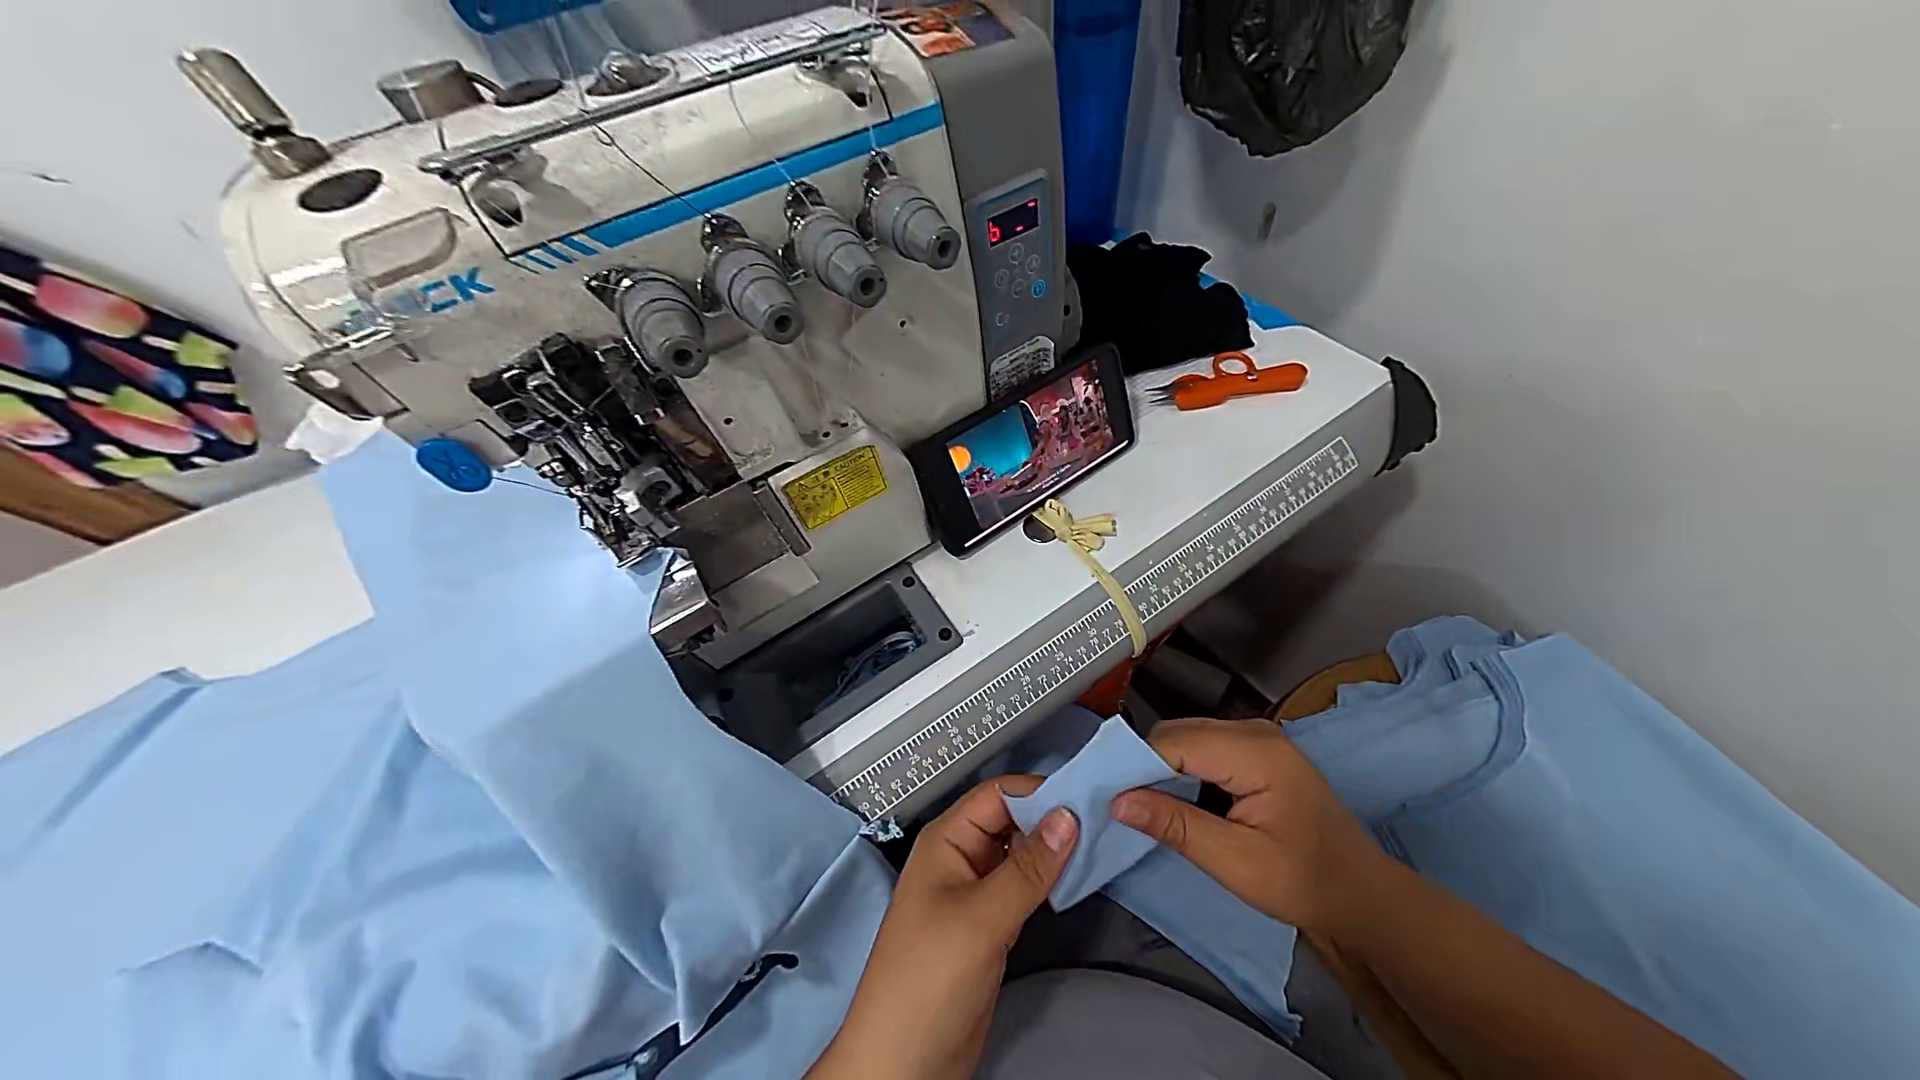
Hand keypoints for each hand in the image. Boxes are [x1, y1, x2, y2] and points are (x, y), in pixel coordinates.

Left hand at [808, 776, 1077, 1079]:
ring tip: (1096, 846)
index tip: (1085, 799)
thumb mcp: (981, 918)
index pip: (998, 795)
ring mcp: (975, 891)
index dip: (1039, 792)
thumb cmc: (927, 980)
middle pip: (1011, 821)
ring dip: (1053, 851)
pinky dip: (1048, 881)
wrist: (905, 1061)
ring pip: (1019, 854)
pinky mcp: (990, 922)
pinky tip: (1073, 880)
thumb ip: (1027, 868)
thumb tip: (1067, 818)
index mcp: (946, 840)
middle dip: (1050, 819)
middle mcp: (960, 857)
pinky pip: (1023, 886)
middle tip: (1100, 823)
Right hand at [1111, 717, 1392, 935]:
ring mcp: (1256, 736)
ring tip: (1137, 802)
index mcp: (1256, 752)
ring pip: (1183, 737)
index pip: (1174, 743)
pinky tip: (1169, 796)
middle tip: (1118, 803)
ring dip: (1157, 767)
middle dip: (1142, 765)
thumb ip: (1176, 826)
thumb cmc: (1306, 882)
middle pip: (1176, 734)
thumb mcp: (1237, 863)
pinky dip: (1177, 768)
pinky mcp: (1253, 748)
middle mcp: (1254, 731)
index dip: (1134, 766)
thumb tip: (1119, 801)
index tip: (1105, 795)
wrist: (1361, 893)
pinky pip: (1199, 746)